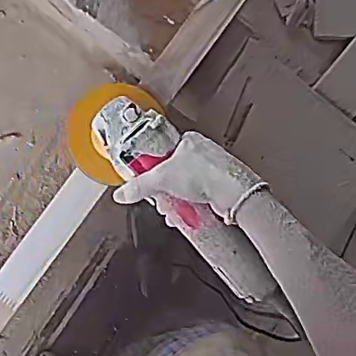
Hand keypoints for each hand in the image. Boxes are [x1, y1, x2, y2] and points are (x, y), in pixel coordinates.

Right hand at [111, 132, 265, 224]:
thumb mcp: (162, 178)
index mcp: (188, 140)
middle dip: (164, 192)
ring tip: (173, 210)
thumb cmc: (206, 173)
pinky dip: (191, 207)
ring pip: (185, 188)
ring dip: (176, 202)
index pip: (161, 154)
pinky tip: (187, 214)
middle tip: (160, 199)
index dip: (151, 170)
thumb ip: (139, 186)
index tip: (145, 182)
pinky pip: (198, 197)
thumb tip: (122, 193)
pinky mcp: (218, 187)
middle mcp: (201, 153)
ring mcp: (211, 170)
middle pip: (172, 174)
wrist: (233, 192)